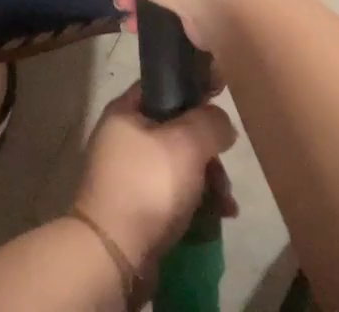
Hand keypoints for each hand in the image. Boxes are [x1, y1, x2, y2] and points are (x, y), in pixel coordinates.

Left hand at [73, 84, 237, 269]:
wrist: (112, 255)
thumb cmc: (147, 185)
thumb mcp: (186, 143)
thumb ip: (210, 122)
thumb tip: (221, 123)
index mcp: (127, 112)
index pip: (165, 83)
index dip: (195, 84)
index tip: (222, 95)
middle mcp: (126, 139)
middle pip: (179, 129)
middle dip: (209, 150)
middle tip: (222, 169)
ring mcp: (132, 175)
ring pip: (182, 165)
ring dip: (210, 180)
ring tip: (225, 203)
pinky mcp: (141, 208)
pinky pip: (178, 195)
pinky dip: (200, 203)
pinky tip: (219, 216)